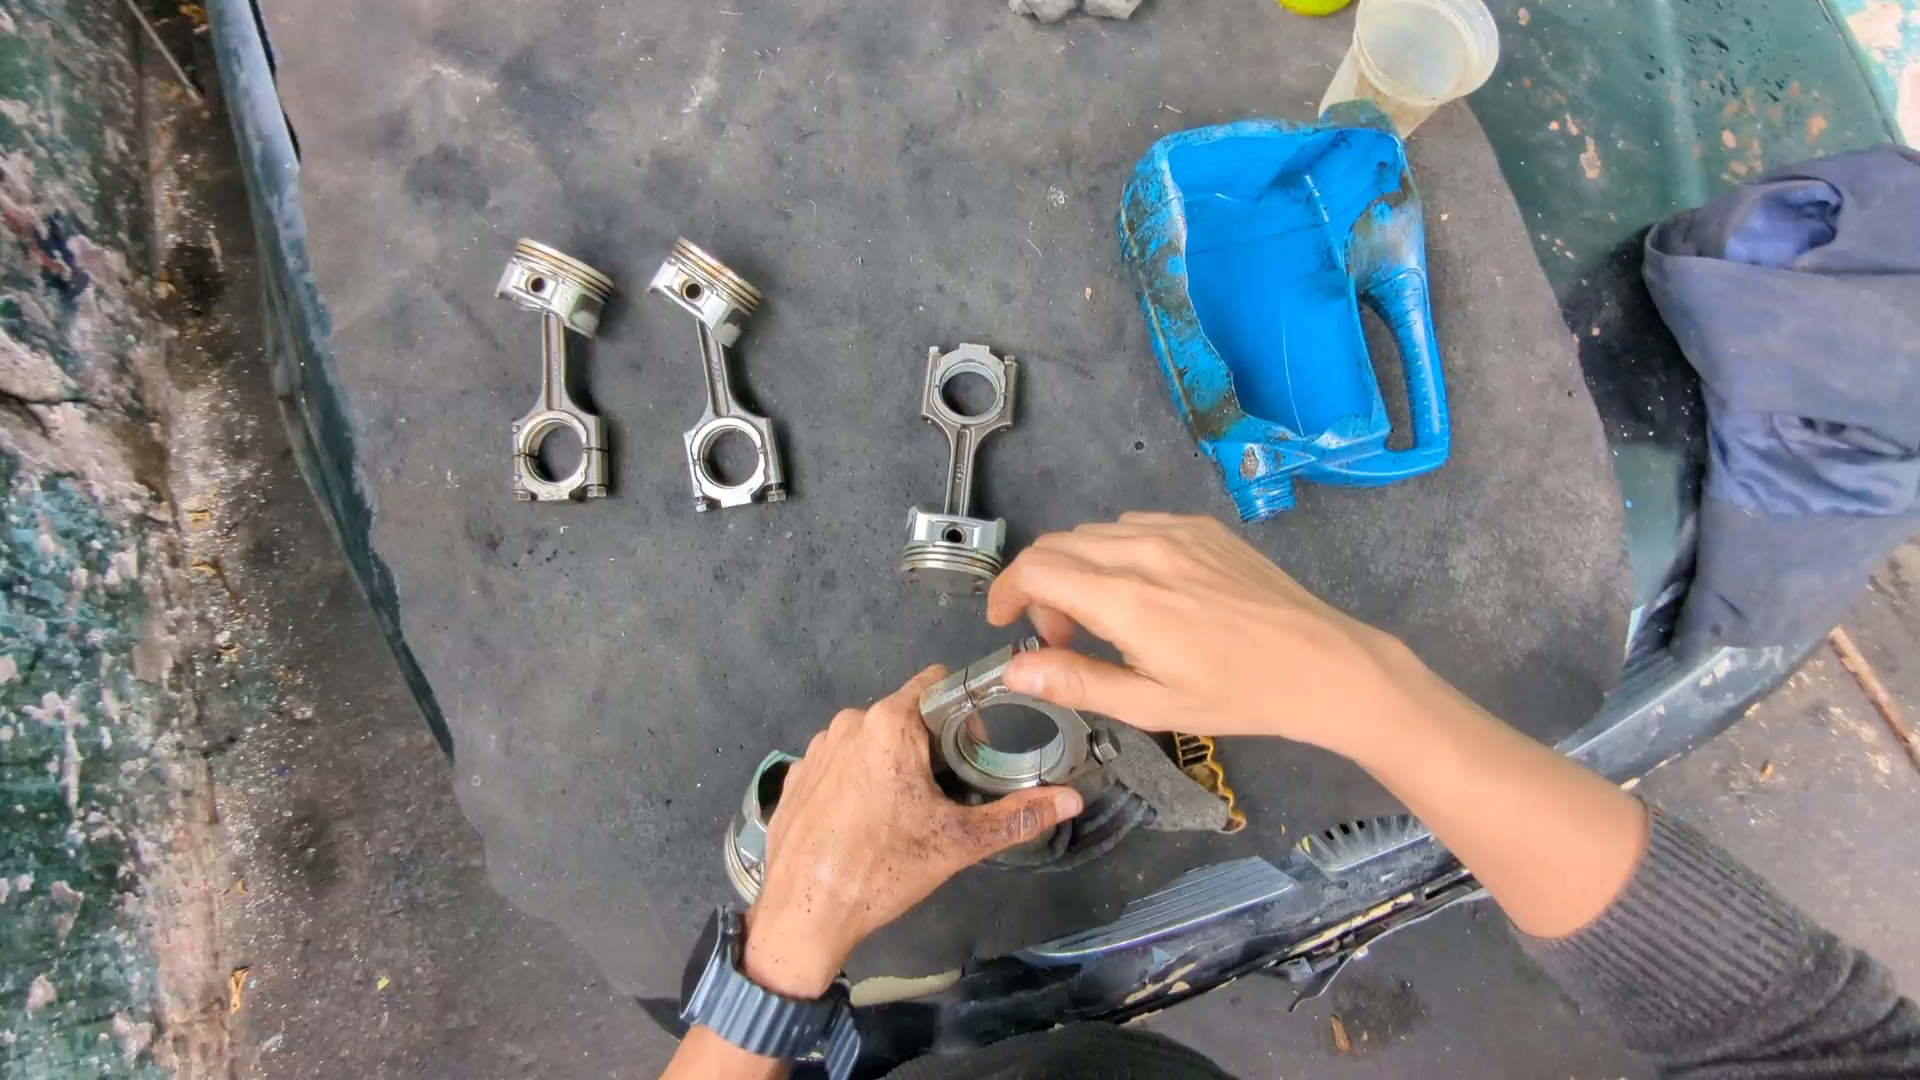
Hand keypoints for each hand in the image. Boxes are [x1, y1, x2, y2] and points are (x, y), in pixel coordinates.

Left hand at [743, 667, 1083, 997]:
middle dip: (931, 744)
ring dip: (894, 761)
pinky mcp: (795, 773)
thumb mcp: (957, 843)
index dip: (965, 713)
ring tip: (902, 812)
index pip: (939, 682)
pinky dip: (858, 778)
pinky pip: (840, 759)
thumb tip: (1072, 798)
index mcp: (890, 722)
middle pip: (907, 714)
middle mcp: (849, 720)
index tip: (972, 755)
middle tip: (943, 794)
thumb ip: (1017, 815)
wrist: (801, 916)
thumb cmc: (883, 869)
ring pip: (872, 737)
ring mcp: (816, 746)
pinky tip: (861, 822)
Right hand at [986, 512, 1428, 754]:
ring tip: (1104, 615)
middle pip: (1055, 546)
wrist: (1323, 664)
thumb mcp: (1151, 705)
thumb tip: (1012, 671)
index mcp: (1125, 599)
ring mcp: (1174, 530)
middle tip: (1061, 635)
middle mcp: (1141, 550)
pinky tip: (1141, 587)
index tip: (1003, 621)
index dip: (1005, 592)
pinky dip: (1112, 551)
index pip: (1034, 570)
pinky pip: (1132, 524)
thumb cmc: (1236, 695)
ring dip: (1074, 569)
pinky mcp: (1200, 525)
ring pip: (1091, 534)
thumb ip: (1076, 681)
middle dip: (1038, 588)